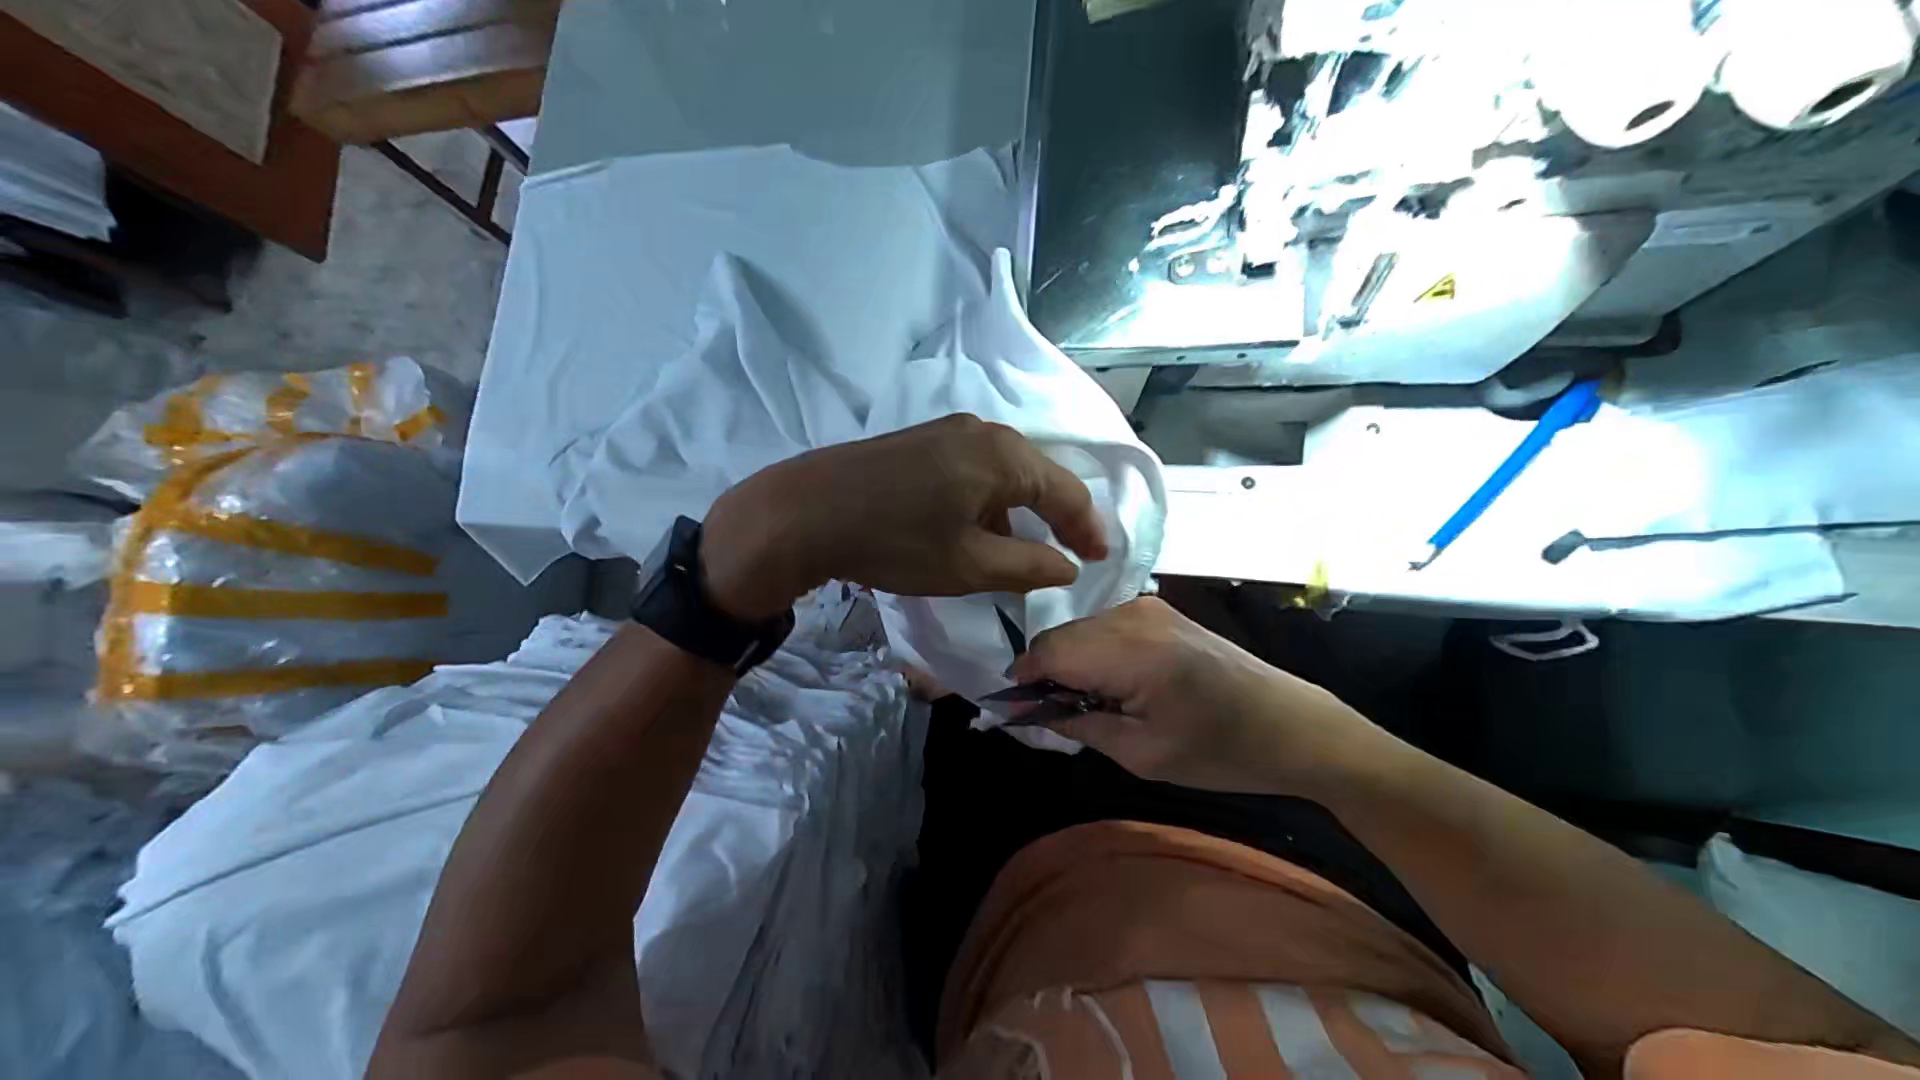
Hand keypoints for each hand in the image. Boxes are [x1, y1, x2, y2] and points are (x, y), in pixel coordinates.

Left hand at [701, 415, 1109, 620]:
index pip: (1067, 492)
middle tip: (1070, 552)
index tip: (1099, 560)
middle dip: (1057, 516)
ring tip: (1020, 550)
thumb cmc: (895, 542)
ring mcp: (946, 430)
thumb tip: (1068, 566)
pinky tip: (973, 528)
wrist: (804, 513)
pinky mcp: (920, 440)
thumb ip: (1029, 566)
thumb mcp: (970, 565)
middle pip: (1037, 475)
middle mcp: (982, 431)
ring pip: (1003, 471)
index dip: (1088, 529)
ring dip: (1018, 510)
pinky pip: (973, 467)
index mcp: (1004, 456)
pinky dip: (986, 499)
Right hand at [1009, 597, 1385, 794]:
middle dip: (1044, 674)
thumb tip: (1026, 711)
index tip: (1017, 713)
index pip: (1048, 652)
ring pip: (1078, 629)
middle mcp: (1134, 615)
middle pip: (1059, 636)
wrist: (1292, 725)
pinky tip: (1114, 684)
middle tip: (1055, 716)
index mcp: (1132, 651)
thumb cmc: (1221, 751)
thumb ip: (1078, 724)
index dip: (1023, 682)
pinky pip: (1102, 626)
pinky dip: (1092, 652)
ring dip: (1069, 663)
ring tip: (1092, 703)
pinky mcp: (1158, 611)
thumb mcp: (1142, 754)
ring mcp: (1147, 607)